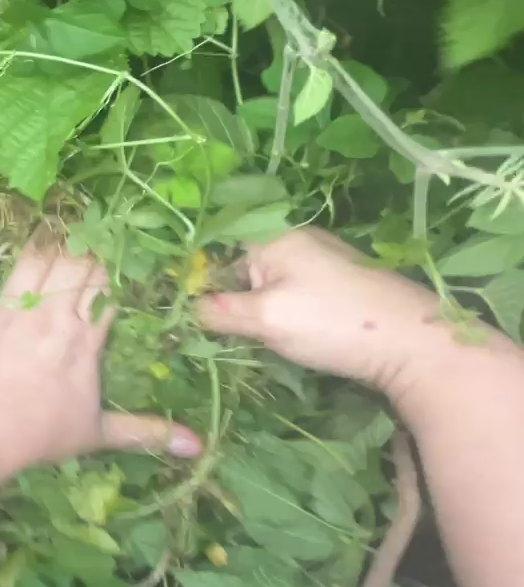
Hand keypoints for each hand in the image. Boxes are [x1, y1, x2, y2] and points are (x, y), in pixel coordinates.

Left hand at [0, 236, 200, 477]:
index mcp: (83, 338)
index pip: (106, 287)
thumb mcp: (93, 433)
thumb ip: (143, 432)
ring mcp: (5, 312)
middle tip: (86, 231)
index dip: (112, 267)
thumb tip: (196, 447)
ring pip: (28, 263)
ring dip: (40, 244)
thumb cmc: (34, 434)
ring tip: (49, 228)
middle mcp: (47, 315)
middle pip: (71, 266)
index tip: (118, 251)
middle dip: (82, 247)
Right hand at [195, 227, 477, 400]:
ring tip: (228, 330)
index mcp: (274, 239)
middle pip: (230, 263)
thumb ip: (212, 311)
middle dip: (210, 291)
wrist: (419, 347)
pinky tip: (262, 331)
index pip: (210, 243)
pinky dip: (260, 310)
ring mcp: (312, 264)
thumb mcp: (262, 319)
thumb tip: (176, 311)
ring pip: (252, 282)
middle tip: (197, 322)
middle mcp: (292, 243)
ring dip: (235, 305)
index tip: (168, 298)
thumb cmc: (334, 323)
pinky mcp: (326, 287)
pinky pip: (275, 293)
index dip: (186, 268)